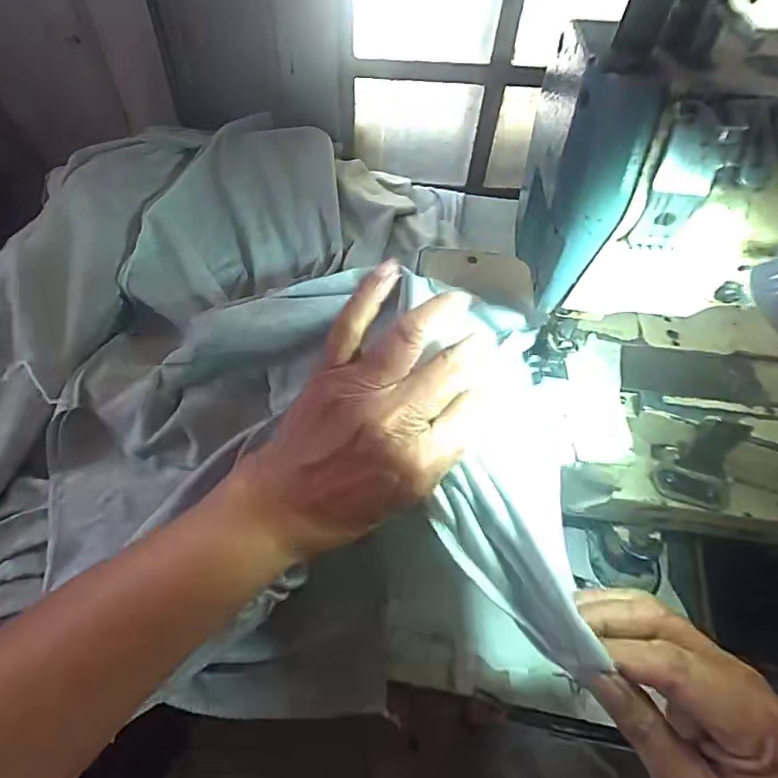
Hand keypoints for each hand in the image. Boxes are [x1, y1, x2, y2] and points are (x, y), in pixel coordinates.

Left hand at [216, 261, 488, 561]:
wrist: (284, 501)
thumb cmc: (348, 507)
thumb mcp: (408, 497)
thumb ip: (442, 454)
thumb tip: (469, 409)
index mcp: (417, 456)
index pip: (469, 412)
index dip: (485, 391)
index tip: (492, 378)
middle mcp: (392, 416)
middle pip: (446, 371)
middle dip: (473, 350)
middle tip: (485, 338)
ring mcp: (358, 387)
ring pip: (406, 338)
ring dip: (438, 312)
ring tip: (459, 299)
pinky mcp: (329, 371)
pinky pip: (351, 325)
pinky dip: (370, 293)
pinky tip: (391, 270)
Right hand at [578, 588, 777, 777]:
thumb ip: (643, 728)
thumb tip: (593, 671)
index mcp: (751, 716)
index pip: (676, 665)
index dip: (621, 651)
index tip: (572, 648)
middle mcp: (742, 678)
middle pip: (667, 627)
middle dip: (611, 618)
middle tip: (560, 622)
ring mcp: (726, 669)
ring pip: (661, 617)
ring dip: (613, 611)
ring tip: (568, 615)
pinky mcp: (707, 670)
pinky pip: (662, 631)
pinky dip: (624, 621)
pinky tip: (595, 623)